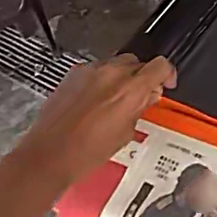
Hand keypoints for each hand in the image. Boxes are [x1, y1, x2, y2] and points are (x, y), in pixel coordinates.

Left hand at [0, 55, 176, 202]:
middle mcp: (111, 73)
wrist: (49, 154)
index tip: (165, 83)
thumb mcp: (124, 135)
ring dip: (122, 78)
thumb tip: (147, 98)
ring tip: (116, 102)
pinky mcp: (74, 73)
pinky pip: (96, 70)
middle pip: (138, 62)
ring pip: (116, 64)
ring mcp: (91, 71)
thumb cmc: (84, 152)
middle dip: (143, 77)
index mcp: (130, 89)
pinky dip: (101, 80)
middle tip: (141, 97)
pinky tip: (96, 102)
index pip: (160, 65)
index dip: (167, 74)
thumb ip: (139, 110)